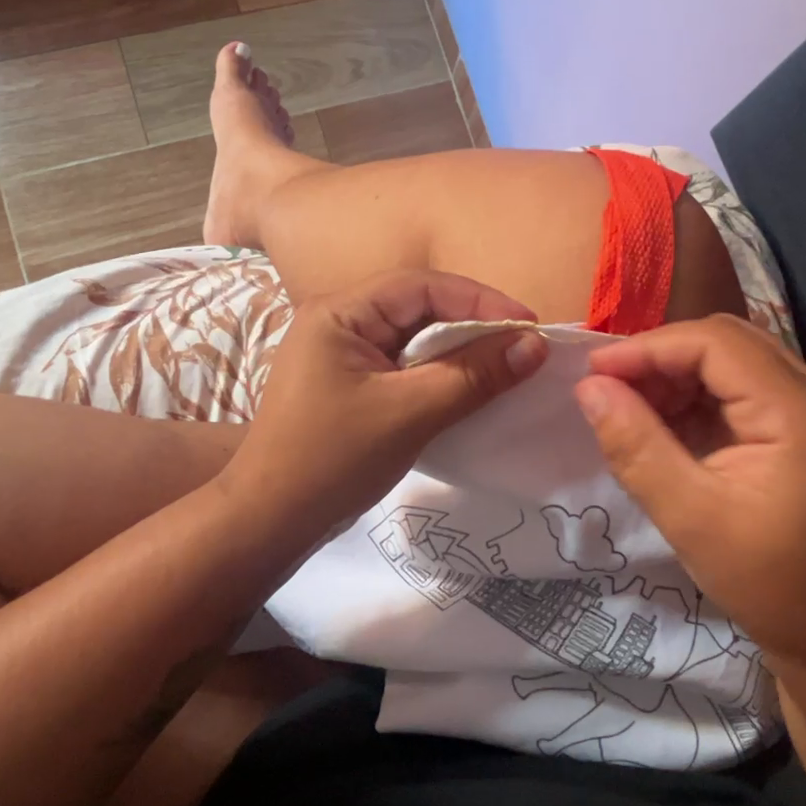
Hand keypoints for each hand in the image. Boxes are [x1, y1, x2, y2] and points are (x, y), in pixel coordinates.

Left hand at [222, 270, 548, 533]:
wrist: (270, 520)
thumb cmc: (333, 459)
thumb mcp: (409, 413)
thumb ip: (472, 376)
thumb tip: (535, 346)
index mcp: (340, 312)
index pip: (422, 286)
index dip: (481, 301)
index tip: (530, 327)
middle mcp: (338, 322)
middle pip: (418, 307)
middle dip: (473, 324)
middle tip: (523, 348)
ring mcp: (341, 355)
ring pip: (413, 338)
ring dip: (458, 351)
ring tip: (504, 367)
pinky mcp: (348, 385)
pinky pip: (403, 366)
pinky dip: (438, 374)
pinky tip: (468, 390)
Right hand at [574, 314, 805, 670]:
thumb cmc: (765, 581)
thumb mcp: (689, 516)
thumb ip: (637, 446)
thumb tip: (588, 387)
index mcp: (798, 411)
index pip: (716, 344)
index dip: (649, 349)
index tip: (593, 373)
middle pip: (727, 342)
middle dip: (661, 357)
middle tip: (607, 388)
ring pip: (732, 362)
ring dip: (676, 376)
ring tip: (628, 408)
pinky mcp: (800, 430)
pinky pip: (740, 390)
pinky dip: (695, 398)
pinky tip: (662, 424)